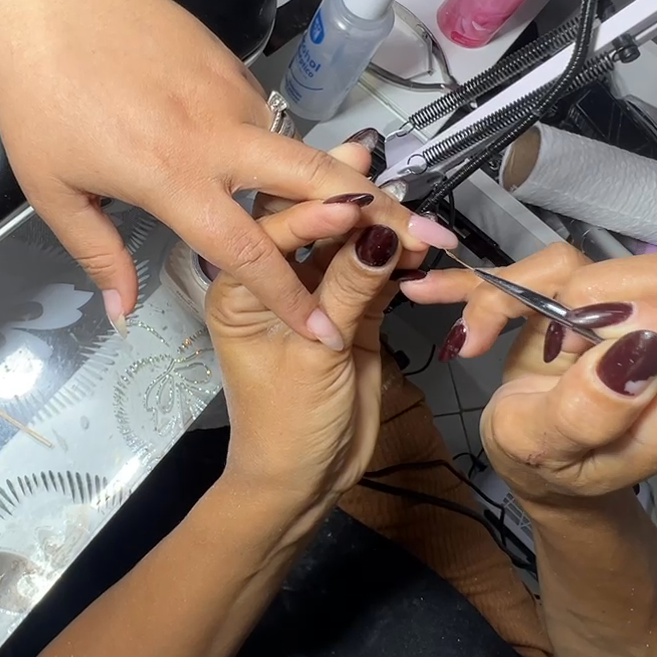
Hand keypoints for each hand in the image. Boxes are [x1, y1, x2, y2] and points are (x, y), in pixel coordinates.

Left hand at [0, 0, 453, 346]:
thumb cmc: (42, 94)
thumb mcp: (53, 186)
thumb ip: (99, 254)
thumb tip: (123, 311)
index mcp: (177, 177)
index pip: (251, 252)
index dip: (293, 300)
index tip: (327, 333)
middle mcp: (224, 137)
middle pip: (320, 183)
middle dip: (375, 217)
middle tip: (424, 239)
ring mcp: (237, 94)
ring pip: (294, 150)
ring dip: (325, 183)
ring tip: (347, 212)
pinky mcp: (236, 64)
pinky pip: (266, 119)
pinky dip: (273, 148)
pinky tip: (254, 158)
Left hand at [205, 198, 402, 509]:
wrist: (305, 478)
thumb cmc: (287, 422)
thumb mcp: (314, 356)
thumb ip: (347, 292)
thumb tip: (381, 234)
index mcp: (239, 287)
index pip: (274, 234)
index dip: (315, 213)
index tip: (357, 199)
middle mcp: (273, 281)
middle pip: (310, 228)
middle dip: (349, 204)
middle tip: (385, 179)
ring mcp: (312, 293)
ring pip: (345, 246)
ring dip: (378, 228)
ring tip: (410, 206)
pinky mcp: (346, 309)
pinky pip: (370, 274)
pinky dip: (393, 260)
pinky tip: (416, 243)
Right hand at [400, 246, 656, 503]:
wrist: (529, 454)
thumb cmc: (550, 470)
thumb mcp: (548, 454)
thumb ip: (586, 414)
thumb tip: (632, 353)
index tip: (605, 345)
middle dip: (597, 300)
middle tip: (552, 348)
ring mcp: (633, 310)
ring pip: (598, 259)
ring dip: (525, 291)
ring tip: (483, 340)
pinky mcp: (588, 291)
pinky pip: (547, 262)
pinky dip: (493, 282)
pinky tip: (448, 301)